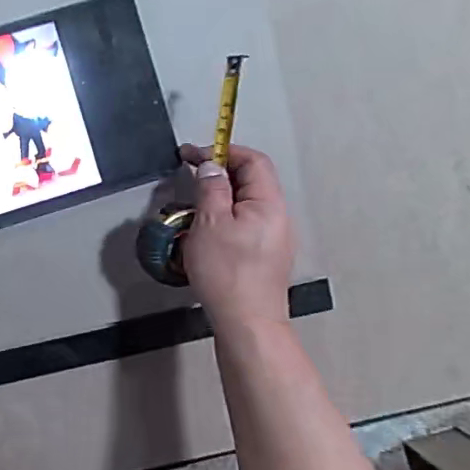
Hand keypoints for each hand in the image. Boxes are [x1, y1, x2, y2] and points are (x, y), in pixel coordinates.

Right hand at [177, 142, 295, 329]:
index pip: (252, 161)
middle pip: (252, 179)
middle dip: (220, 170)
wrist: (245, 319)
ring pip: (247, 200)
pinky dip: (224, 211)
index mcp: (268, 204)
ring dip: (220, 192)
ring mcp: (274, 235)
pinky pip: (245, 218)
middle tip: (191, 171)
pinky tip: (206, 225)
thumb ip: (211, 188)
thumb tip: (209, 166)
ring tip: (194, 200)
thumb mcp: (209, 222)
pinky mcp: (264, 251)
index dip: (222, 150)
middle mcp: (278, 216)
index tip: (193, 153)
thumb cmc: (227, 273)